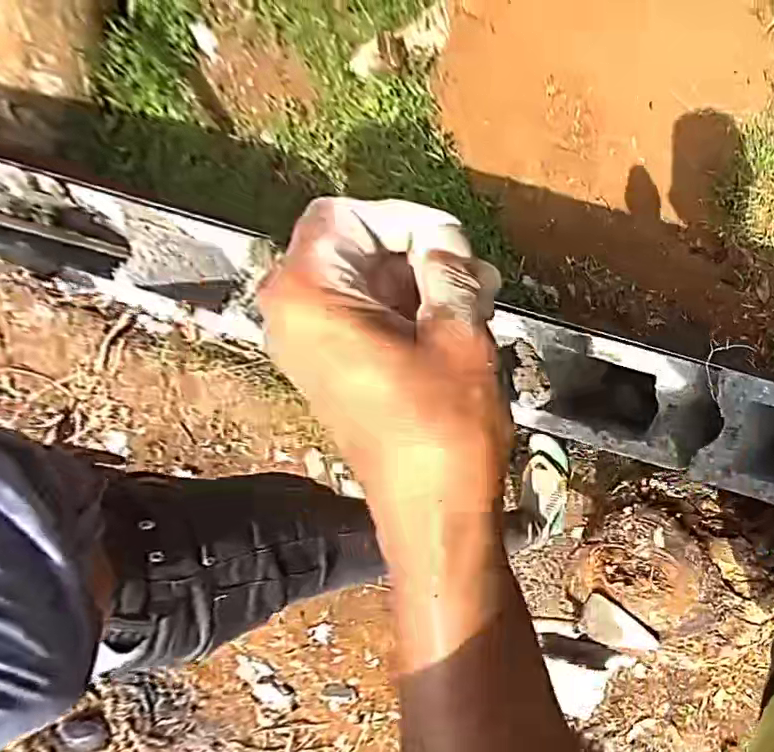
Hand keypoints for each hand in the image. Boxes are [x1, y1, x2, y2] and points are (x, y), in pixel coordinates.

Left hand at [258, 198, 507, 509]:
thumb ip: (451, 276)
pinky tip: (457, 331)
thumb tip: (449, 242)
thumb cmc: (445, 430)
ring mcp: (313, 350)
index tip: (460, 244)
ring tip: (479, 303)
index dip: (408, 221)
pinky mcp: (338, 377)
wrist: (435, 511)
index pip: (348, 219)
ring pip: (367, 290)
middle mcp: (294, 317)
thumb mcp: (459, 340)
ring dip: (422, 288)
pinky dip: (411, 318)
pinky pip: (369, 325)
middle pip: (353, 252)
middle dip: (420, 256)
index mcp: (310, 297)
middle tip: (479, 276)